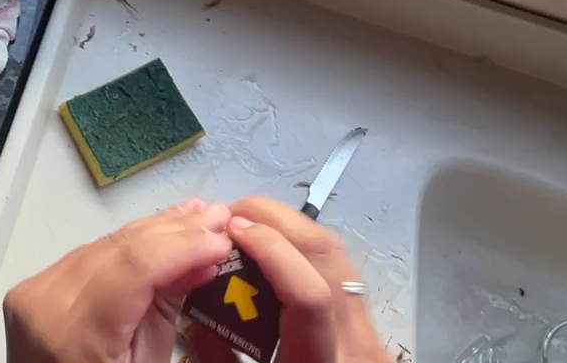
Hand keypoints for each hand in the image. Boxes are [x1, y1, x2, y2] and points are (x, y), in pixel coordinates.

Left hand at [4, 199, 233, 361]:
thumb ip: (169, 311)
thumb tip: (201, 261)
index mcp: (75, 334)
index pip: (133, 267)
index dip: (181, 246)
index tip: (221, 238)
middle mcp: (48, 299)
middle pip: (119, 248)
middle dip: (174, 230)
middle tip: (218, 216)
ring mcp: (38, 286)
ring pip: (107, 244)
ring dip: (156, 230)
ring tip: (198, 217)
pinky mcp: (39, 281)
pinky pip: (93, 253)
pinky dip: (131, 243)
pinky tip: (161, 231)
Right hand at [185, 197, 389, 362]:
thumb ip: (216, 350)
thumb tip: (194, 294)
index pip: (308, 294)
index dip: (268, 249)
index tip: (229, 230)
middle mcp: (360, 351)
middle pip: (326, 254)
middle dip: (273, 219)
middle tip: (231, 217)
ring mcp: (372, 341)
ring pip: (335, 254)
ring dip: (287, 228)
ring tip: (247, 228)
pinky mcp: (370, 335)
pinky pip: (337, 271)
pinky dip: (301, 248)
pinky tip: (271, 254)